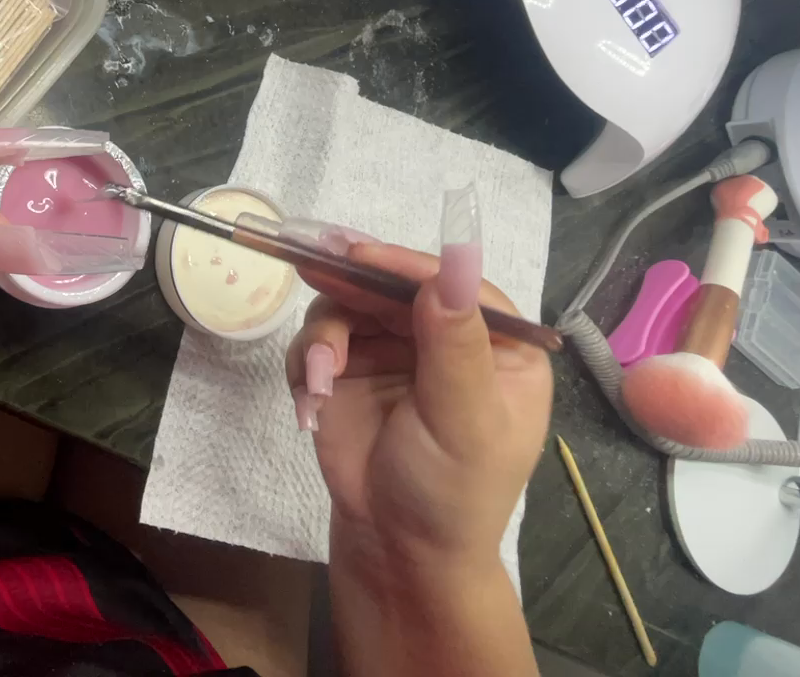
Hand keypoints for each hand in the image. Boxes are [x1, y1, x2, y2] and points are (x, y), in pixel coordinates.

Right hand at [285, 218, 551, 574]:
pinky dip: (305, 361)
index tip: (358, 255)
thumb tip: (455, 264)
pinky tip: (311, 394)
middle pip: (388, 286)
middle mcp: (439, 338)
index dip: (403, 265)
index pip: (451, 286)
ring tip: (318, 378)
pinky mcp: (345, 368)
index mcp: (494, 347)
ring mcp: (388, 351)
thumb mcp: (463, 421)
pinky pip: (314, 340)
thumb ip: (454, 344)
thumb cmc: (450, 490)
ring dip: (323, 337)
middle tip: (310, 267)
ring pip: (344, 306)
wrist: (393, 545)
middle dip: (349, 284)